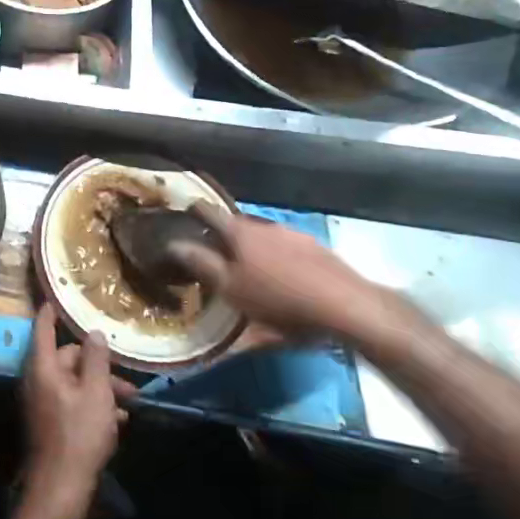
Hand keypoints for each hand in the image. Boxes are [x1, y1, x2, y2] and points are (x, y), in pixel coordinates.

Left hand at [21, 303, 134, 491]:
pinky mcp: (48, 420)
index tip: (58, 296)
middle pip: (65, 358)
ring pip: (73, 382)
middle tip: (128, 378)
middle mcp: (36, 380)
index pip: (43, 328)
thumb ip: (96, 359)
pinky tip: (116, 419)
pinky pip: (70, 400)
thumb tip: (93, 331)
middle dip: (96, 364)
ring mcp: (41, 401)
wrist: (61, 485)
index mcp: (43, 367)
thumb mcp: (96, 393)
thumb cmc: (80, 433)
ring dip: (99, 387)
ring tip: (129, 402)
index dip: (51, 311)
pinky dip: (91, 403)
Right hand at [169, 203, 419, 346]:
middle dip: (223, 237)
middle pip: (236, 226)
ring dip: (253, 249)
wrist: (347, 307)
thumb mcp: (231, 288)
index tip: (181, 215)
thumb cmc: (278, 299)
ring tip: (248, 270)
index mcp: (239, 232)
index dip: (192, 211)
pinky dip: (277, 259)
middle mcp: (266, 225)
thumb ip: (201, 264)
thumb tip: (173, 243)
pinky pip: (287, 250)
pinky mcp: (318, 249)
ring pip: (263, 238)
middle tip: (214, 254)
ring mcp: (295, 235)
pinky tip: (281, 278)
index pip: (208, 211)